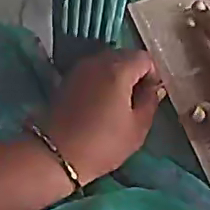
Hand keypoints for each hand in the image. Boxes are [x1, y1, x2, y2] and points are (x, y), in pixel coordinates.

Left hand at [43, 49, 164, 182]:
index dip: (153, 74)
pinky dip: (101, 80)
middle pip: (124, 55)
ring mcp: (80, 68)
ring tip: (119, 103)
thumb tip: (153, 87)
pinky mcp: (67, 78)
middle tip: (137, 100)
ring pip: (107, 62)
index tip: (152, 95)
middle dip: (135, 72)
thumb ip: (149, 101)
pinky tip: (101, 103)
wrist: (56, 153)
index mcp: (118, 69)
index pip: (144, 57)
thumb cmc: (103, 143)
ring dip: (117, 76)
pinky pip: (92, 71)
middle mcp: (97, 61)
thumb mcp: (137, 128)